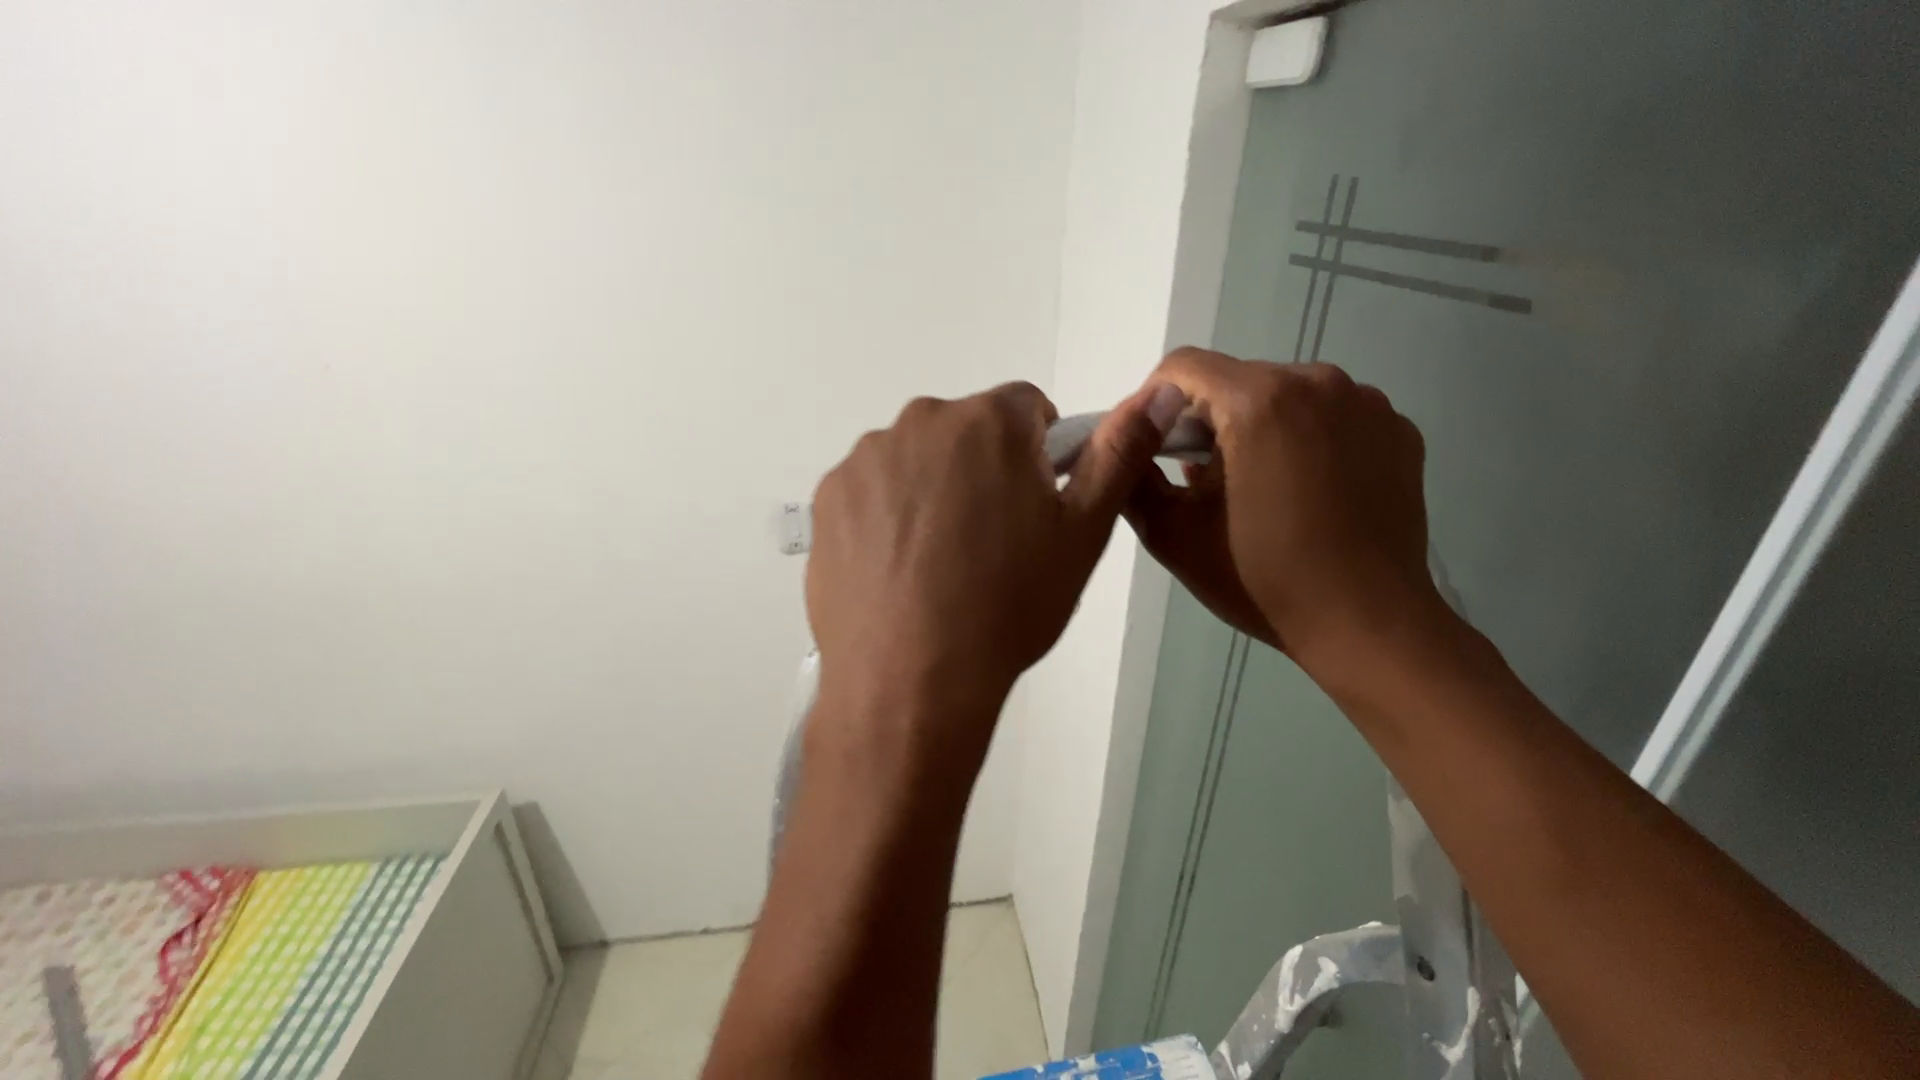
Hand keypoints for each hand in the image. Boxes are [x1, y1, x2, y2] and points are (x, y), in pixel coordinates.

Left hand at [807, 380, 1184, 766]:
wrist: (912, 680)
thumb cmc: (1008, 606)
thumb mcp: (1083, 533)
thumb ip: (1122, 453)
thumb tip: (1159, 395)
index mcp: (988, 420)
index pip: (1027, 408)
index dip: (1038, 454)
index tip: (1034, 507)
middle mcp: (920, 421)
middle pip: (966, 431)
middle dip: (982, 469)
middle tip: (989, 543)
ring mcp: (865, 459)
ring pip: (915, 460)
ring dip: (931, 490)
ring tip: (938, 565)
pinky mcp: (828, 498)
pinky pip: (870, 491)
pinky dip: (885, 516)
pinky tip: (896, 570)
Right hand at [1124, 348, 1450, 672]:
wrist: (1365, 624)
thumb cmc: (1260, 578)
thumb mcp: (1172, 534)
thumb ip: (1133, 477)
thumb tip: (1128, 443)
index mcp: (1257, 401)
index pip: (1183, 367)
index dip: (1154, 401)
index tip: (1153, 448)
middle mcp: (1317, 382)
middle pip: (1237, 379)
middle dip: (1211, 420)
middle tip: (1204, 480)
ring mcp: (1366, 403)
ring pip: (1287, 395)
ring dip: (1262, 427)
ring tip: (1261, 488)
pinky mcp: (1398, 430)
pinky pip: (1334, 417)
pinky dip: (1311, 440)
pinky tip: (1311, 491)